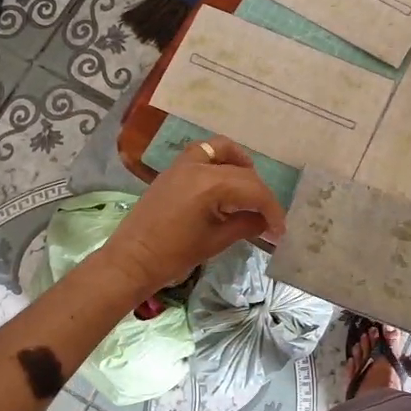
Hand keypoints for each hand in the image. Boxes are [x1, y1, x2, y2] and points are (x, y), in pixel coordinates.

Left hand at [94, 136, 285, 296]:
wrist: (130, 261)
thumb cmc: (172, 255)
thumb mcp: (215, 242)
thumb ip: (245, 225)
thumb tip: (267, 223)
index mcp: (209, 183)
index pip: (252, 189)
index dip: (271, 208)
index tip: (279, 230)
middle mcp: (197, 165)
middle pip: (241, 170)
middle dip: (259, 192)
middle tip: (266, 215)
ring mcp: (182, 165)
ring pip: (220, 149)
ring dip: (239, 164)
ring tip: (247, 190)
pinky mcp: (172, 171)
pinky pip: (202, 155)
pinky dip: (219, 163)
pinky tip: (223, 187)